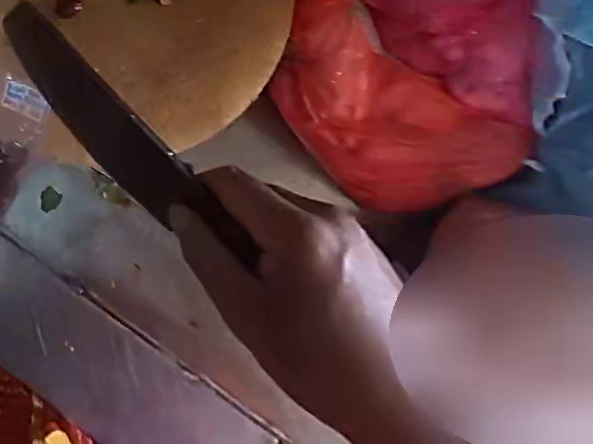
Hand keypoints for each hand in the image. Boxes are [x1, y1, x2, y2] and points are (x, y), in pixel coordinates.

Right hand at [172, 168, 445, 443]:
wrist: (412, 411)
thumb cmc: (320, 366)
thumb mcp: (246, 315)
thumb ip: (206, 255)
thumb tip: (180, 211)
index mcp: (297, 229)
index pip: (230, 180)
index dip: (200, 192)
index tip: (191, 222)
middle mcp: (328, 214)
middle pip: (258, 192)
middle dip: (234, 217)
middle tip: (230, 264)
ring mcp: (354, 227)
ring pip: (284, 206)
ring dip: (263, 229)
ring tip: (268, 282)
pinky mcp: (369, 242)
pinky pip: (311, 224)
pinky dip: (292, 240)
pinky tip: (303, 288)